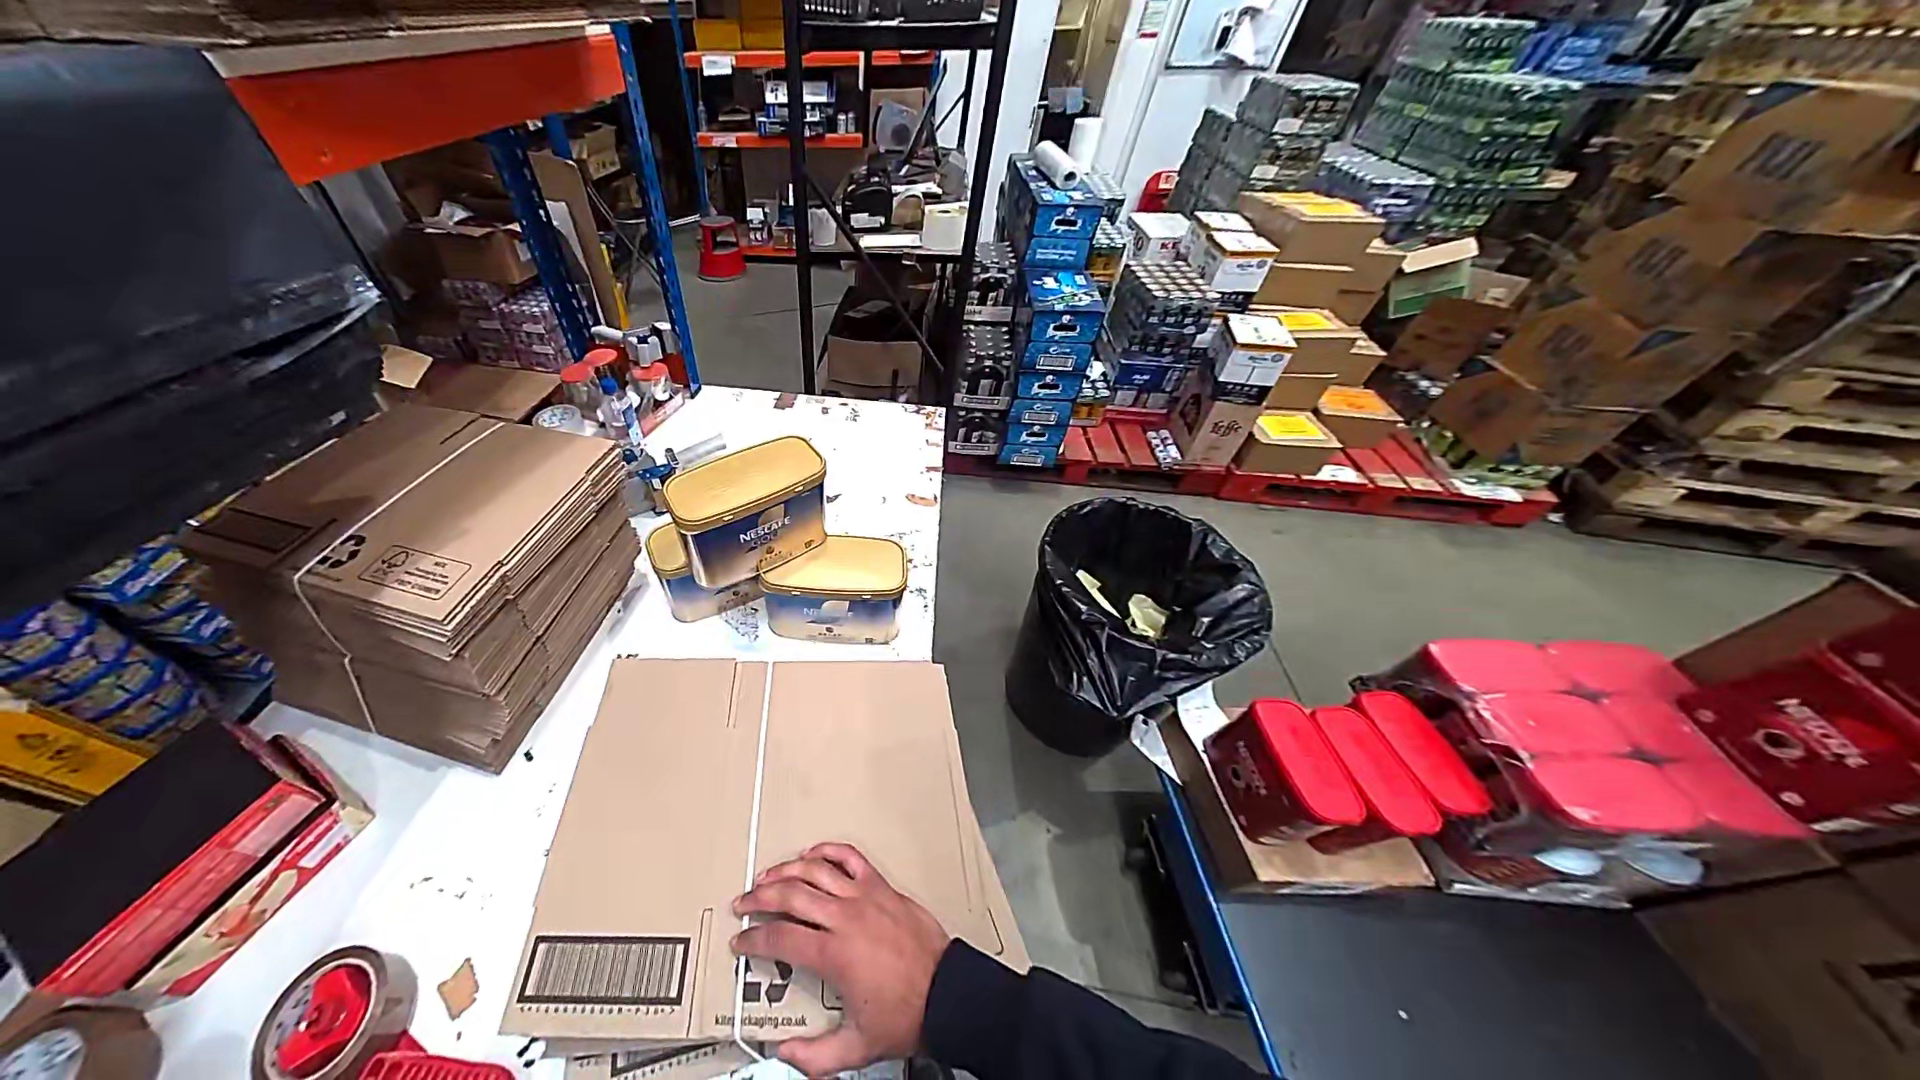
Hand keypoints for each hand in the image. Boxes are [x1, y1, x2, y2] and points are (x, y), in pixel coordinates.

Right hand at [732, 842, 951, 1076]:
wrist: (944, 992)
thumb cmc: (906, 1013)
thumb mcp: (855, 1047)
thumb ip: (814, 1055)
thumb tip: (786, 1052)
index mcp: (834, 954)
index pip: (779, 937)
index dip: (753, 939)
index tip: (742, 942)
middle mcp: (846, 919)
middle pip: (790, 895)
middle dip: (760, 898)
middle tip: (745, 903)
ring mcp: (865, 897)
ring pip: (816, 870)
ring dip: (787, 869)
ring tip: (769, 875)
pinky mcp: (882, 887)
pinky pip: (852, 858)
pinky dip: (830, 850)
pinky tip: (814, 853)